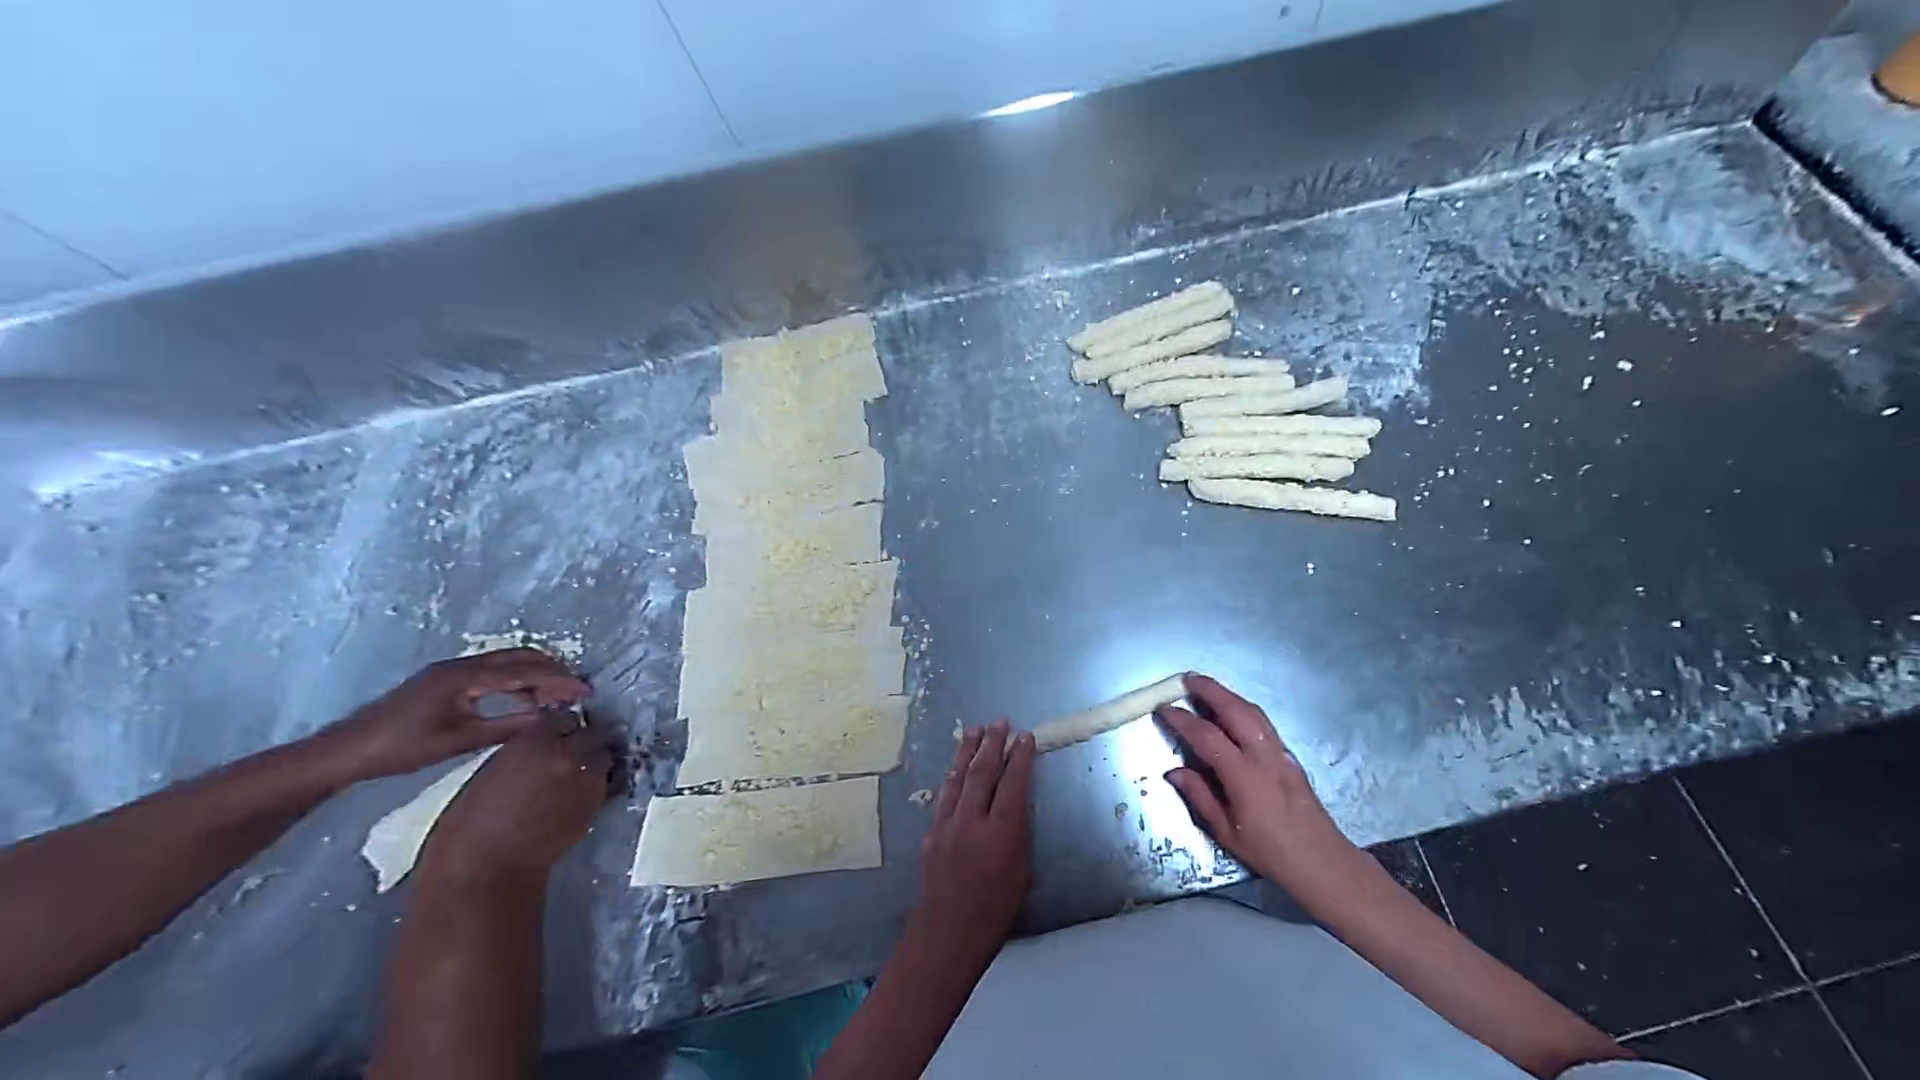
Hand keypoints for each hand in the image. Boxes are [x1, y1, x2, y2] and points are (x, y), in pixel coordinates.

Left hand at [320, 649, 590, 780]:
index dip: (560, 681)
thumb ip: (508, 726)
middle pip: (522, 657)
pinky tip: (526, 699)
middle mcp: (462, 664)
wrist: (347, 750)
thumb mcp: (460, 740)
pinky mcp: (447, 679)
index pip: (526, 672)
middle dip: (555, 671)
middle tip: (577, 691)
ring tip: (558, 696)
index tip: (586, 692)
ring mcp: (453, 669)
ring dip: (537, 674)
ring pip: (509, 661)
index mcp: (466, 676)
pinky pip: (494, 670)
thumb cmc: (402, 748)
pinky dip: (518, 680)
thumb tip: (552, 719)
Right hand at [419, 720, 613, 882]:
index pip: (562, 716)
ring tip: (573, 773)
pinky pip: (603, 782)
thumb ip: (525, 748)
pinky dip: (593, 782)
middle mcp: (570, 752)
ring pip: (601, 756)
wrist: (486, 870)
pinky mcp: (597, 802)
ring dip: (591, 760)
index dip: (558, 725)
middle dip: (580, 740)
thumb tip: (544, 742)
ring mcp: (588, 777)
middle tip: (566, 753)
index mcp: (537, 740)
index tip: (553, 733)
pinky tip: (576, 792)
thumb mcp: (493, 769)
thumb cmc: (470, 823)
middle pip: (590, 733)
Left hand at [910, 721, 1035, 961]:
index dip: (1020, 758)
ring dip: (968, 751)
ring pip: (958, 778)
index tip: (1025, 737)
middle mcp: (971, 823)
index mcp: (1001, 835)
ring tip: (976, 729)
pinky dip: (953, 777)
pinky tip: (956, 768)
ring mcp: (946, 825)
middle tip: (1000, 722)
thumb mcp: (1022, 874)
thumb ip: (1018, 835)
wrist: (946, 936)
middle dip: (992, 744)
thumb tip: (1017, 806)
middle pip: (982, 773)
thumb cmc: (995, 913)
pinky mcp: (931, 833)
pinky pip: (944, 796)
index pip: (1013, 784)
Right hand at [1158, 674, 1362, 900]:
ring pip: (1253, 712)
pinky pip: (1263, 722)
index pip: (1207, 737)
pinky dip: (1243, 708)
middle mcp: (1264, 757)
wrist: (1321, 861)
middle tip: (1188, 679)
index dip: (1183, 720)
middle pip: (1235, 711)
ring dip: (1228, 695)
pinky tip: (1232, 710)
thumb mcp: (1226, 832)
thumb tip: (1175, 772)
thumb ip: (1199, 796)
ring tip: (1207, 687)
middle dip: (1210, 690)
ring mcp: (1280, 753)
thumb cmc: (1270, 851)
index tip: (1164, 709)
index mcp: (1245, 777)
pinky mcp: (1290, 756)